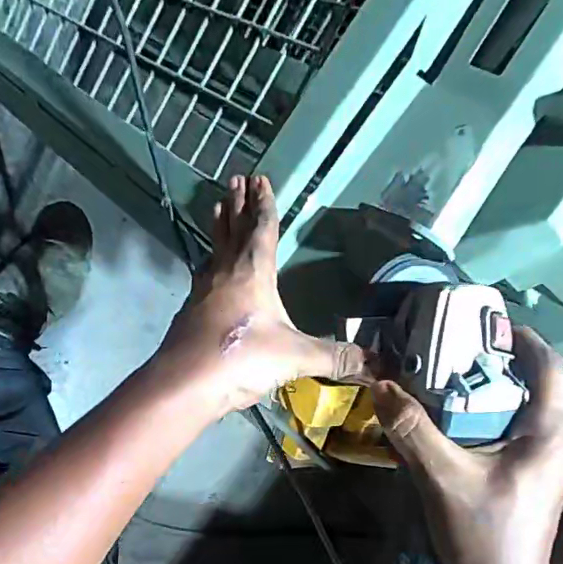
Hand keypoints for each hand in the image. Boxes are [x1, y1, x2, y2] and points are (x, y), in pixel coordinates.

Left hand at [159, 175, 366, 413]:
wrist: (185, 384)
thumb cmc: (243, 358)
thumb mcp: (297, 357)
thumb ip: (336, 357)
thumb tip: (377, 364)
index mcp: (253, 273)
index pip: (262, 229)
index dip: (264, 204)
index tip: (261, 179)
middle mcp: (225, 273)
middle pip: (234, 230)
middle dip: (239, 205)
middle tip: (236, 179)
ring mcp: (202, 292)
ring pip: (214, 249)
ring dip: (220, 228)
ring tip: (219, 208)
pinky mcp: (189, 313)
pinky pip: (203, 276)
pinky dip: (209, 263)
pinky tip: (208, 271)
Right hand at [372, 327, 562, 563]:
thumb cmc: (484, 535)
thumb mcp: (442, 477)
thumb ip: (412, 430)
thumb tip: (381, 386)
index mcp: (547, 433)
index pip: (549, 367)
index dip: (524, 338)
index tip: (489, 324)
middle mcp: (554, 444)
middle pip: (534, 387)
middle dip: (497, 364)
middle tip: (455, 351)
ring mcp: (545, 467)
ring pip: (522, 413)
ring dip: (490, 394)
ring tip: (448, 382)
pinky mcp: (530, 483)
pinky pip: (513, 436)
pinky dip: (487, 421)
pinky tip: (454, 427)